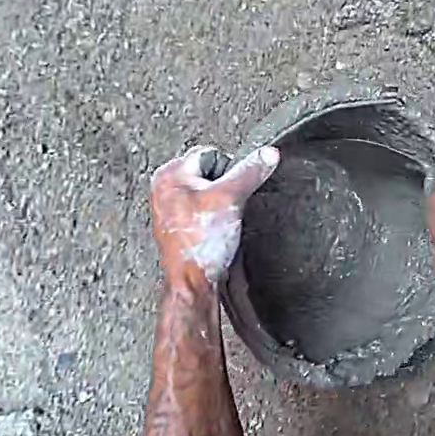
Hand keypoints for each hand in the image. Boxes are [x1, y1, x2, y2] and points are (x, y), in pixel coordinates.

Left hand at [150, 145, 279, 287]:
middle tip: (224, 211)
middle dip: (224, 189)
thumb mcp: (231, 198)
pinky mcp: (180, 227)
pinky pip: (205, 212)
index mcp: (169, 174)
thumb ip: (250, 172)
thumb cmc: (202, 242)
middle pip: (210, 174)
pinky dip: (214, 220)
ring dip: (221, 206)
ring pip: (209, 194)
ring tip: (219, 224)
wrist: (193, 282)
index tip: (229, 194)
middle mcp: (165, 188)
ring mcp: (171, 209)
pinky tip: (216, 234)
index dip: (229, 173)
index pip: (211, 155)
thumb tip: (269, 153)